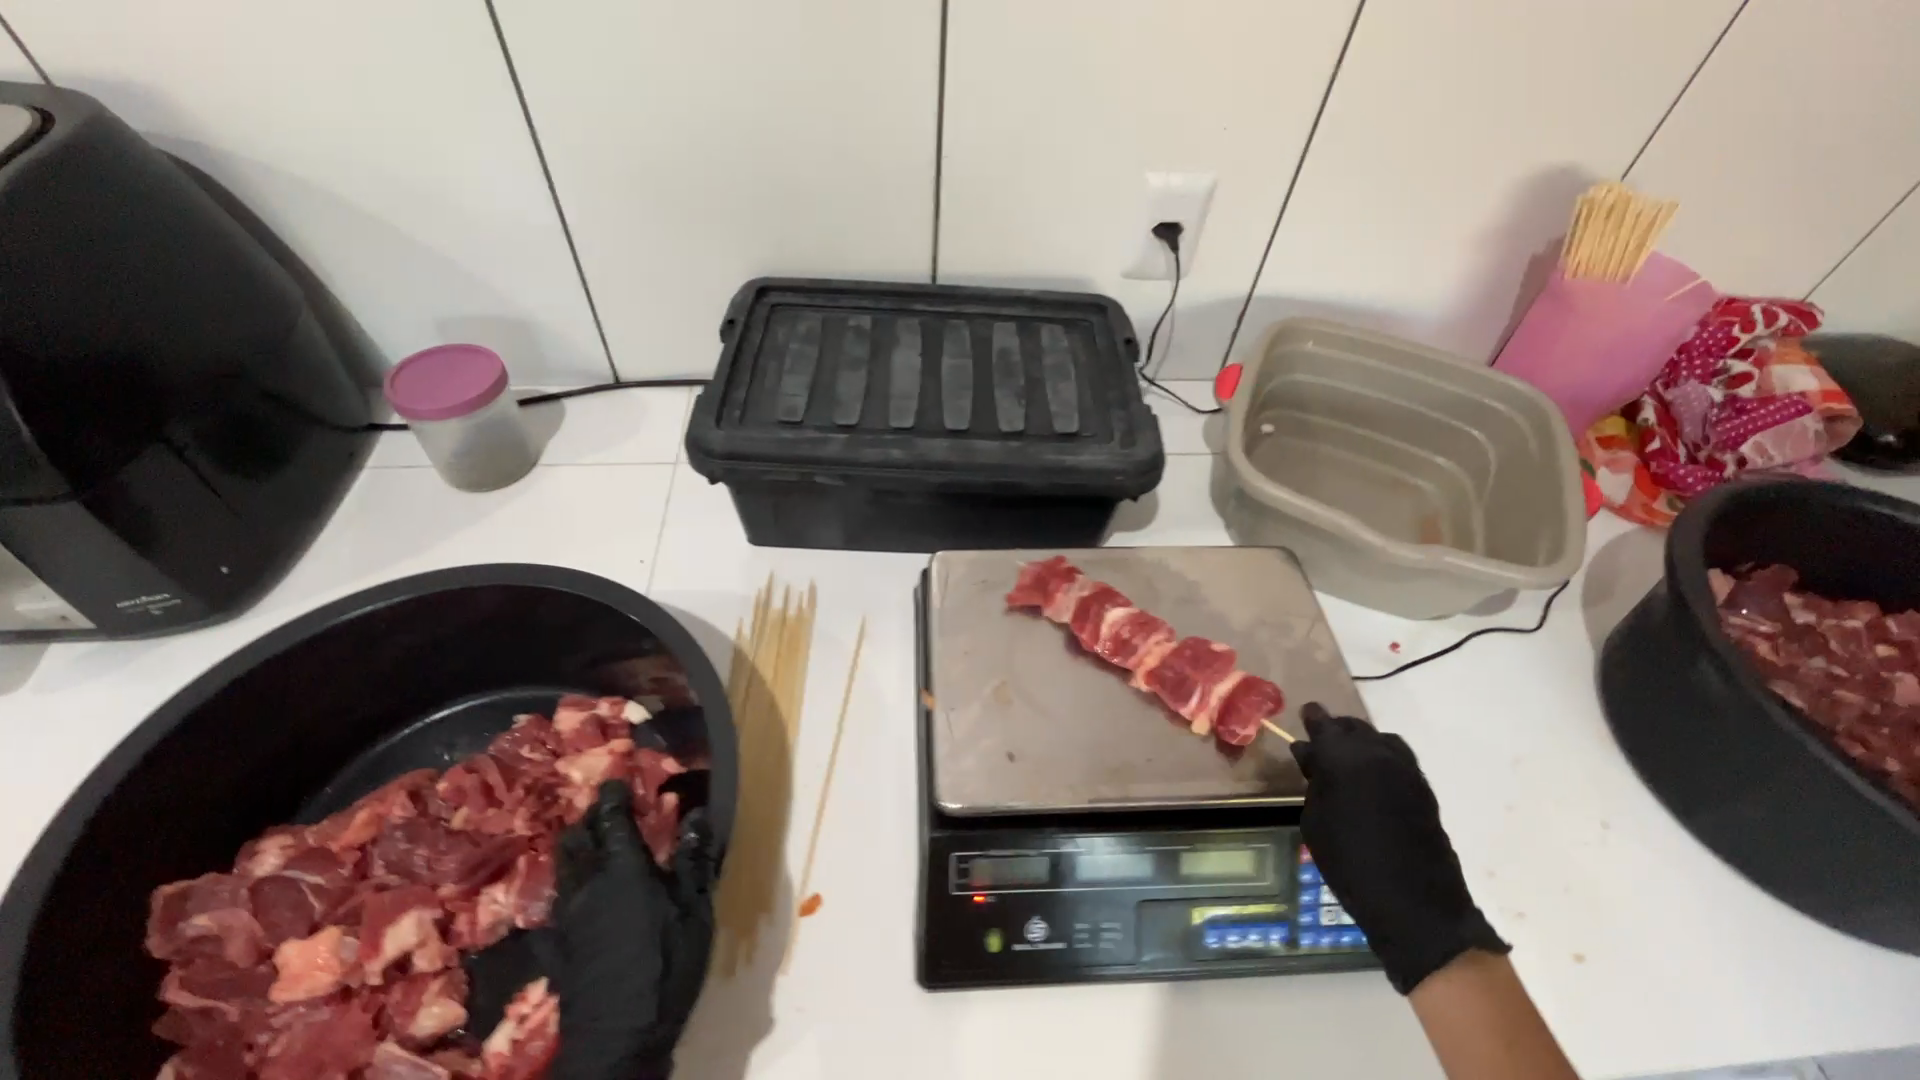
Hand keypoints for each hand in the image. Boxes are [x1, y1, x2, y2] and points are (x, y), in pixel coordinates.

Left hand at [548, 781, 717, 1079]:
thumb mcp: (694, 911)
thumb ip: (693, 860)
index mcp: (623, 869)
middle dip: (588, 820)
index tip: (618, 778)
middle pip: (575, 840)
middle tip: (605, 813)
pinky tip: (574, 905)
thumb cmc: (667, 966)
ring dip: (574, 852)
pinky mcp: (554, 949)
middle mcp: (587, 885)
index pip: (611, 818)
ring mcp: (565, 918)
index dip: (613, 794)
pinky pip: (554, 911)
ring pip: (561, 871)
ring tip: (589, 848)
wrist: (620, 1034)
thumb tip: (697, 815)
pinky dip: (565, 896)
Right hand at [1290, 704, 1507, 994]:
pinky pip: (1396, 759)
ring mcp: (1405, 769)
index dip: (1312, 719)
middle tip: (1320, 744)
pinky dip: (1380, 759)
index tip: (1303, 717)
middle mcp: (1376, 753)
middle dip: (1335, 731)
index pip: (1323, 724)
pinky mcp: (1424, 788)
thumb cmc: (1349, 862)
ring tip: (1346, 761)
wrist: (1415, 902)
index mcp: (1343, 757)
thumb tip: (1312, 758)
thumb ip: (1315, 783)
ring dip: (1361, 743)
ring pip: (1378, 739)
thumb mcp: (1315, 822)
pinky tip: (1370, 779)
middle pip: (1353, 728)